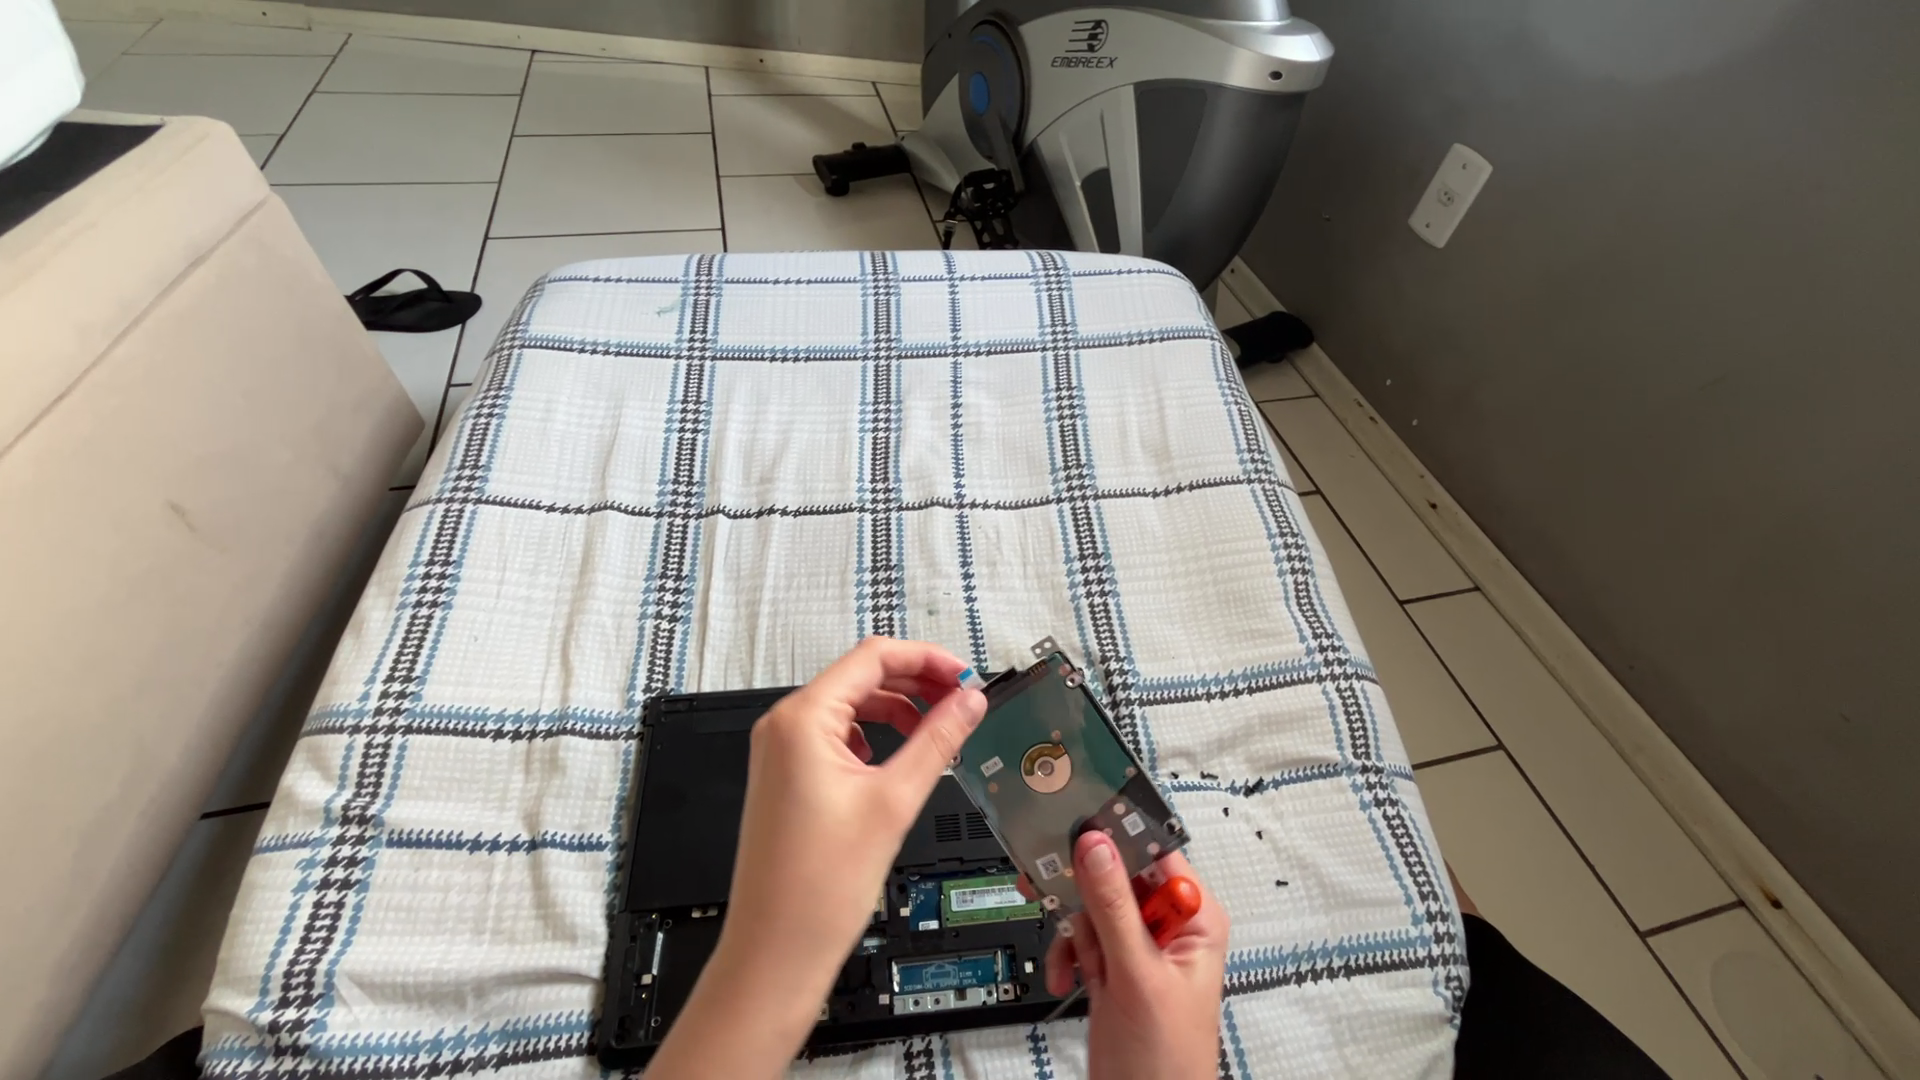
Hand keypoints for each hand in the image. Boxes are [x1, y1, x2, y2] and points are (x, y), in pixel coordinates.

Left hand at [645, 637, 986, 1078]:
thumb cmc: (816, 888)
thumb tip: (968, 701)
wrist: (775, 953)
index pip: (873, 657)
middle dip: (916, 682)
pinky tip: (903, 756)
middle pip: (862, 676)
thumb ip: (938, 740)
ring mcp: (782, 750)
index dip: (925, 658)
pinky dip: (876, 734)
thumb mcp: (894, 801)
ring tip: (940, 729)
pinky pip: (838, 733)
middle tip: (962, 700)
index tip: (963, 675)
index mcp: (801, 719)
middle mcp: (784, 725)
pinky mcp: (788, 774)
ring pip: (852, 705)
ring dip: (899, 709)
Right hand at [1045, 833, 1229, 1079]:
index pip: (1154, 852)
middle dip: (1083, 890)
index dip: (1116, 835)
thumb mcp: (1137, 976)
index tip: (1075, 823)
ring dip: (1074, 929)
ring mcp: (1137, 944)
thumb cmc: (1165, 1062)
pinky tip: (1064, 976)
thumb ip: (1114, 908)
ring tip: (1074, 958)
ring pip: (1092, 902)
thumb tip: (1094, 845)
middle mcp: (1166, 922)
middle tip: (1048, 884)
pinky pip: (1079, 934)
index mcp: (1193, 915)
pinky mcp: (1112, 964)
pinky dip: (1066, 952)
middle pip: (1115, 873)